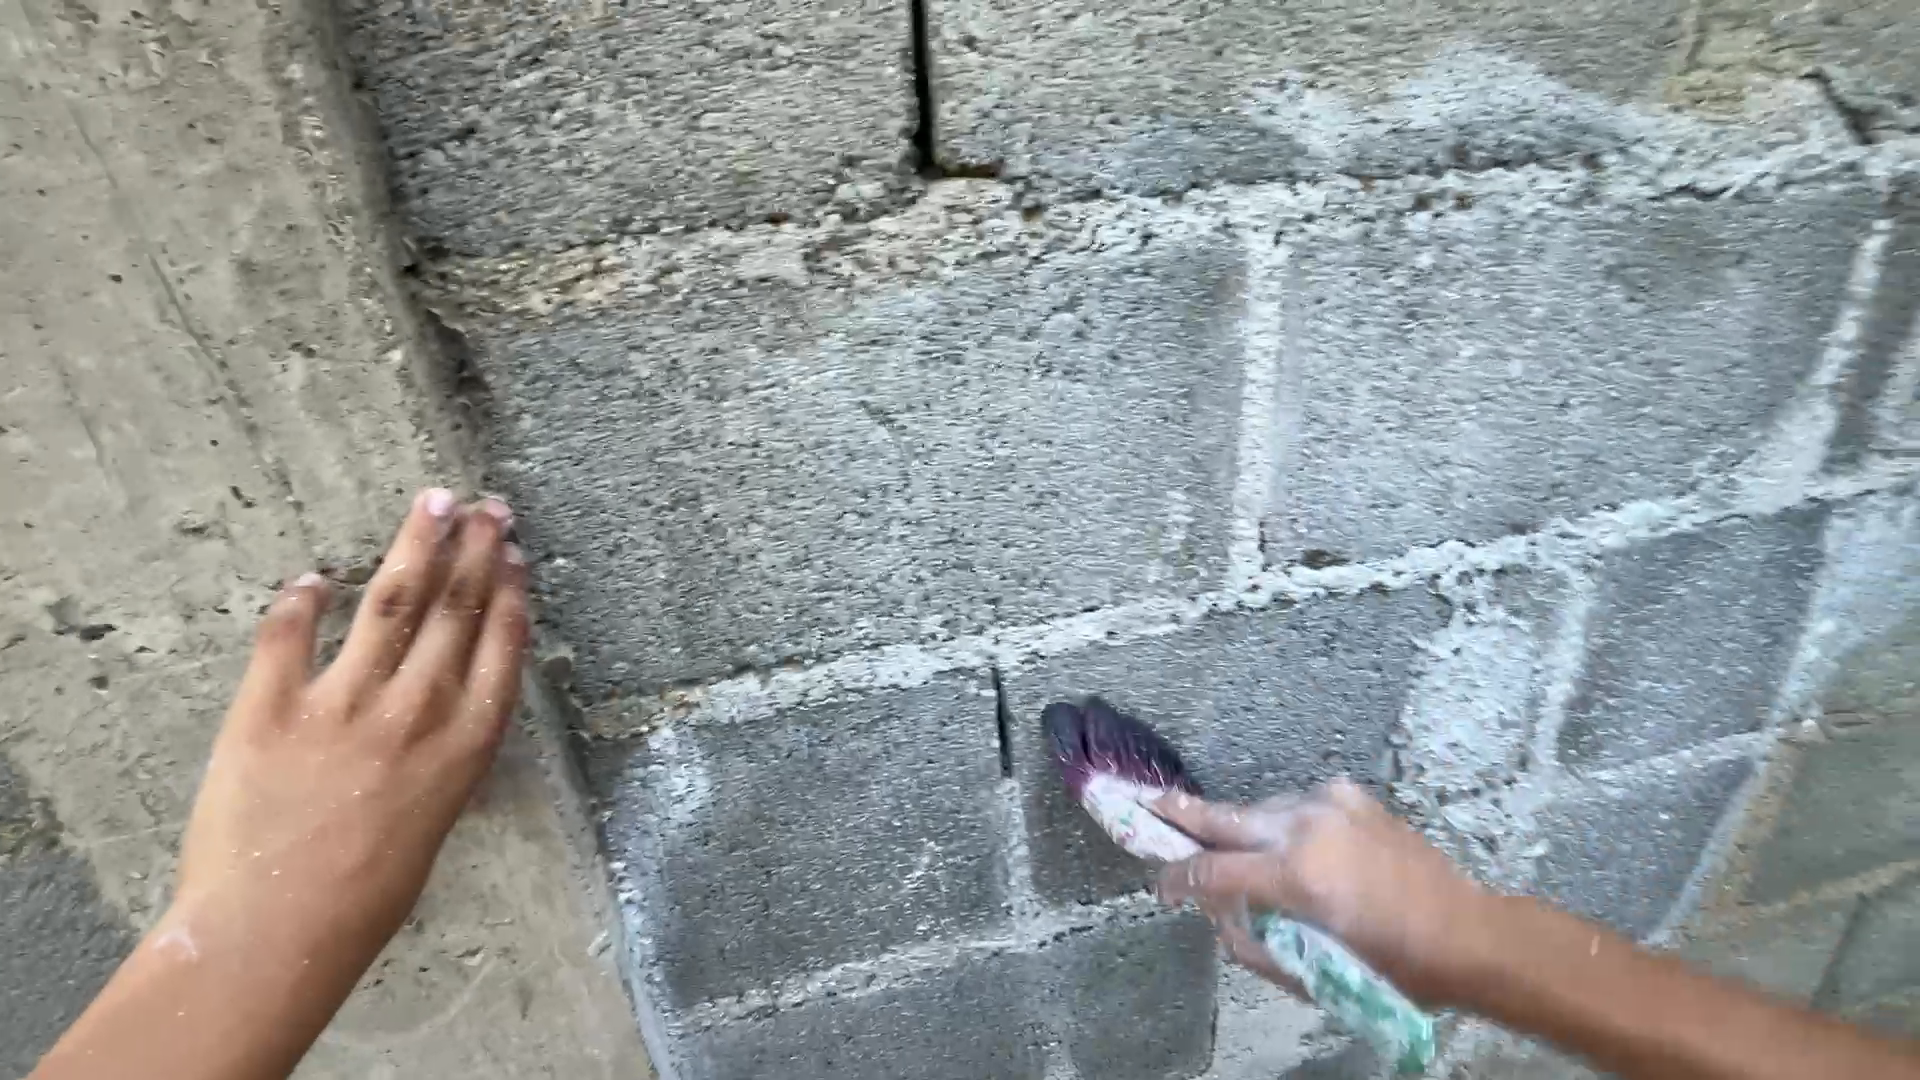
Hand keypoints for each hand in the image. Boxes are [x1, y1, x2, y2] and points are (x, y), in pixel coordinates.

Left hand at [163, 488, 528, 979]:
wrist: (284, 927)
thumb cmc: (383, 874)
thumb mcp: (451, 797)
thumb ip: (457, 733)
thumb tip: (456, 676)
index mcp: (471, 733)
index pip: (501, 638)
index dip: (511, 587)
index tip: (515, 550)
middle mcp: (420, 707)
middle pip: (457, 607)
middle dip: (476, 548)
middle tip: (488, 506)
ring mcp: (346, 705)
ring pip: (391, 603)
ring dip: (416, 547)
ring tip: (433, 504)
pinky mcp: (271, 713)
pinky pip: (286, 639)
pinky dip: (299, 602)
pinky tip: (314, 575)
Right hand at [1151, 779, 1497, 1007]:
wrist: (1471, 933)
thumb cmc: (1394, 967)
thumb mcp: (1318, 974)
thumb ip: (1254, 945)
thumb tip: (1216, 917)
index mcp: (1297, 875)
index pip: (1214, 872)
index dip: (1179, 880)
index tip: (1161, 887)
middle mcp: (1304, 827)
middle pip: (1223, 815)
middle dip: (1179, 812)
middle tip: (1146, 802)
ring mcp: (1326, 802)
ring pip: (1261, 810)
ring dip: (1247, 830)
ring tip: (1254, 855)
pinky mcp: (1347, 793)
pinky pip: (1298, 805)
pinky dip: (1290, 824)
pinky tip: (1308, 846)